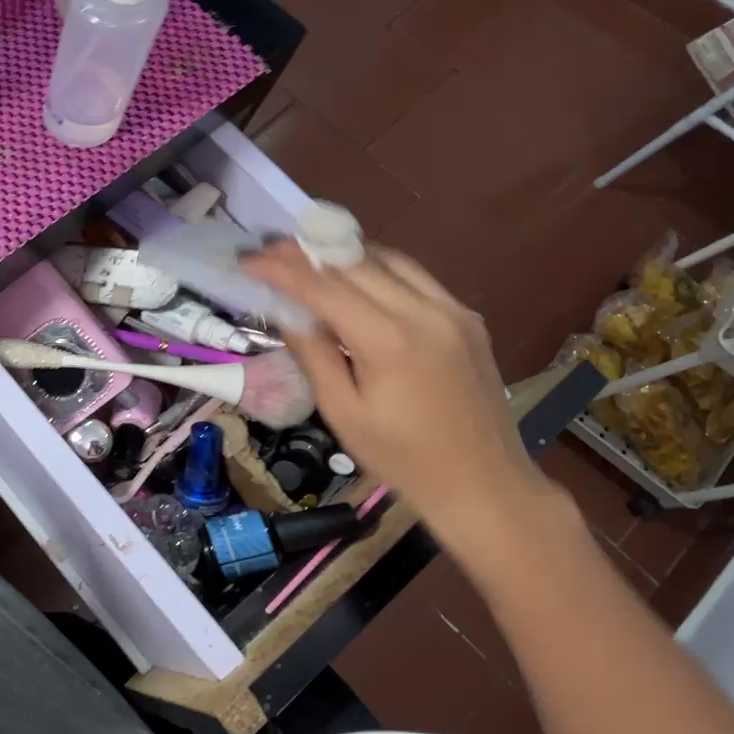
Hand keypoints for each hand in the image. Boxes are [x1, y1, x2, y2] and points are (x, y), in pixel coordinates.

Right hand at [243, 243, 556, 547]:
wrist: (485, 484)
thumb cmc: (403, 458)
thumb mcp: (342, 412)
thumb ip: (314, 355)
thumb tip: (287, 313)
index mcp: (389, 341)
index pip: (324, 287)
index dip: (282, 269)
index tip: (248, 260)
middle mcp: (425, 313)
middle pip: (356, 264)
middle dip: (307, 253)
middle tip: (268, 250)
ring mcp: (453, 311)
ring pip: (389, 261)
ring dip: (343, 254)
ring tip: (305, 254)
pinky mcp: (467, 319)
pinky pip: (415, 277)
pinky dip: (377, 268)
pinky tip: (354, 278)